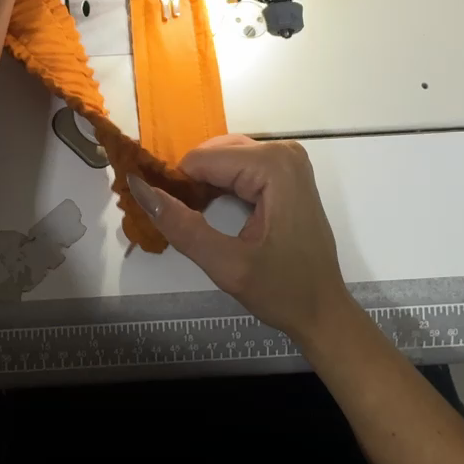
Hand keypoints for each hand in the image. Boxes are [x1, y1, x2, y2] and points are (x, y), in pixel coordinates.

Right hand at [127, 135, 355, 342]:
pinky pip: (240, 166)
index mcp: (273, 165)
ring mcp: (288, 159)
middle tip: (184, 223)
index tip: (172, 220)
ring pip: (223, 158)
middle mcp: (283, 151)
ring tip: (197, 220)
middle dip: (192, 184)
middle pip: (213, 154)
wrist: (324, 312)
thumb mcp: (226, 264)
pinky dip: (222, 185)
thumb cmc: (282, 291)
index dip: (178, 188)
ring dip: (205, 185)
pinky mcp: (287, 171)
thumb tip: (139, 188)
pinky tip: (215, 213)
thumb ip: (181, 226)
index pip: (202, 160)